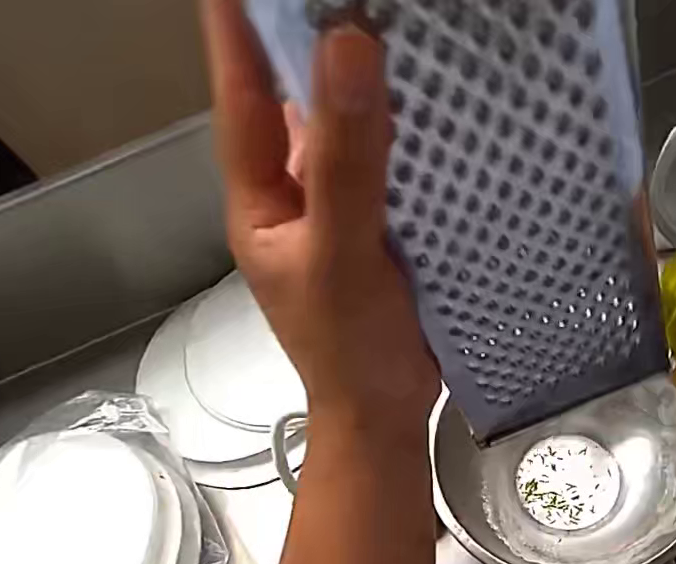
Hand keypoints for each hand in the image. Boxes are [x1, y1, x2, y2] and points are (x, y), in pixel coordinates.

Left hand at [200, 0, 437, 429]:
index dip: (242, 25)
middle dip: (315, 35)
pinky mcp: (378, 227)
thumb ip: (344, 167)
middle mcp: (294, 197)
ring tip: (395, 14)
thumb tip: (347, 50)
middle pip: (294, 101)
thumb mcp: (339, 259)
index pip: (242, 98)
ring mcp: (337, 211)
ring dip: (366, 78)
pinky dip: (405, 128)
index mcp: (262, 204)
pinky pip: (387, 161)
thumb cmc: (349, 352)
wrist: (383, 412)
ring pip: (346, 128)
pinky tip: (433, 93)